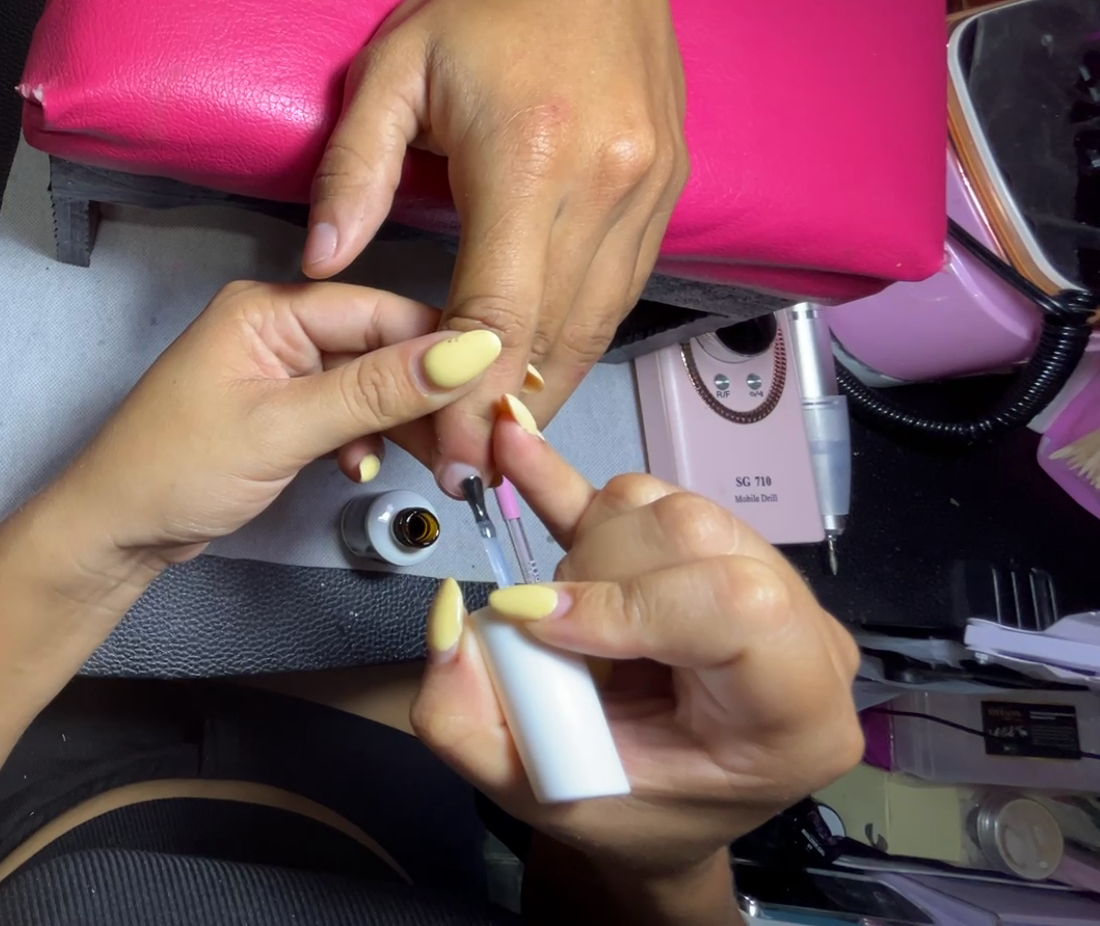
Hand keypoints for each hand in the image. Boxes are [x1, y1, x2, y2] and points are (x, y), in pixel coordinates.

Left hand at [36, 282, 503, 584]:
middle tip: (472, 452)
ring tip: (437, 469)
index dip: (444, 353)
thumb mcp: (282, 429)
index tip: (497, 398)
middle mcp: (275, 328)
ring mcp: (277, 371)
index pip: (380, 313)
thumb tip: (466, 351)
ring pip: (368, 385)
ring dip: (401, 425)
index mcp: (267, 308)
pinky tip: (361, 467)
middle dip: (428, 399)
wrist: (117, 529)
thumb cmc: (174, 471)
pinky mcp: (278, 410)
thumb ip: (375, 391)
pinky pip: (343, 412)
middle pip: (380, 349)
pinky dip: (363, 439)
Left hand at [306, 0, 690, 489]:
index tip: (439, 447)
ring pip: (596, 329)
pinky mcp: (664, 195)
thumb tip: (322, 259)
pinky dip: (575, 347)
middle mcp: (605, 188)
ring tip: (495, 443)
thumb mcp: (390, 76)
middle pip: (554, 339)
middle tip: (464, 472)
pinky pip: (620, 296)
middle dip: (505, 415)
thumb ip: (352, 174)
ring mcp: (649, 194)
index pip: (497, 312)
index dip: (464, 392)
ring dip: (545, 392)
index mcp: (531, 161)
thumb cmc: (480, 8)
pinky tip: (537, 374)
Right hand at [412, 401, 860, 911]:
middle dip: (589, 574)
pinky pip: (631, 491)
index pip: (740, 610)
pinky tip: (513, 446)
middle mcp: (797, 636)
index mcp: (789, 716)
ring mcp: (754, 579)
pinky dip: (561, 473)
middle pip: (687, 537)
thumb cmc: (612, 804)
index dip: (625, 603)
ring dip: (581, 546)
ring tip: (563, 606)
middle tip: (547, 631)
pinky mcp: (698, 549)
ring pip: (656, 505)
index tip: (534, 624)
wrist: (653, 796)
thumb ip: (461, 715)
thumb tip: (454, 607)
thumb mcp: (523, 789)